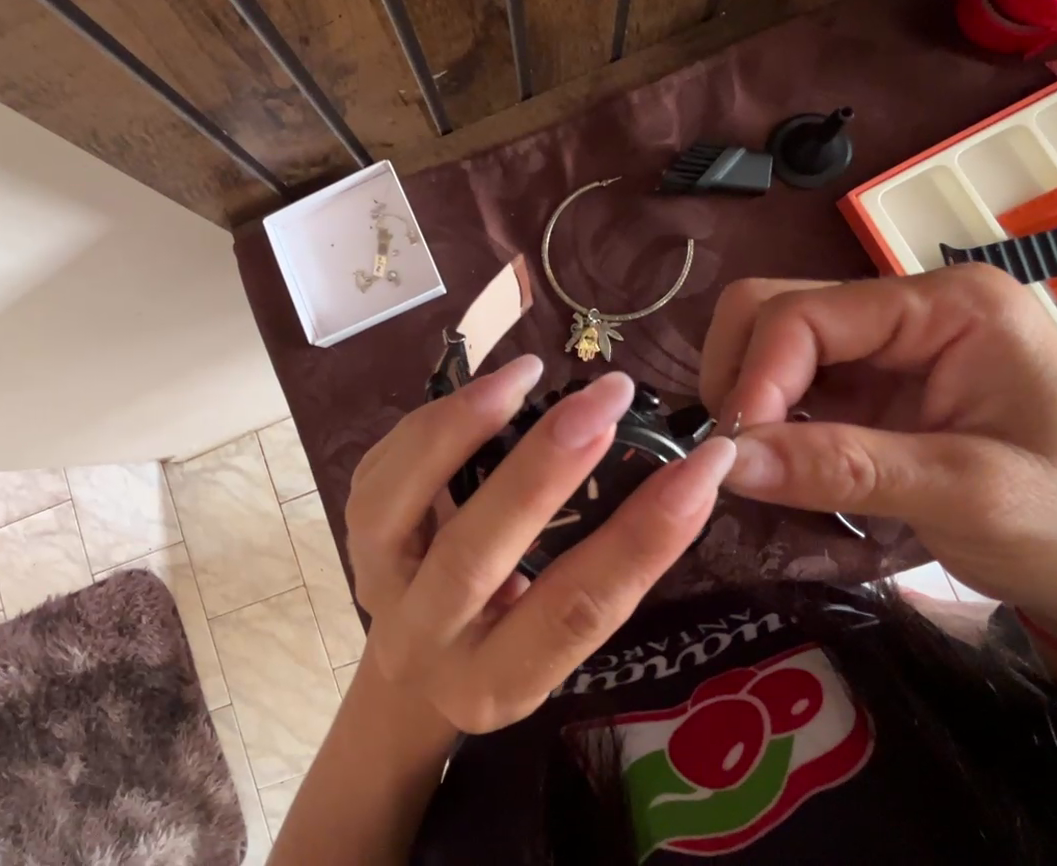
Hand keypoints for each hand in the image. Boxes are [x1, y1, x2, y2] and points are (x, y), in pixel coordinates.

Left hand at [347, 356, 734, 732]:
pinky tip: (485, 389)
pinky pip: (379, 471)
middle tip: (610, 396)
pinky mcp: (350, 538)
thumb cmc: (506, 649)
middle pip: (474, 553)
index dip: (645, 537)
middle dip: (544, 467)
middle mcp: (424, 640)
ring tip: (528, 373)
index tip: (706, 464)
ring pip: (396, 504)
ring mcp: (374, 586)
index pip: (576, 610)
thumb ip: (590, 576)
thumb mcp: (552, 642)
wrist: (412, 676)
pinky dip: (431, 423)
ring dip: (463, 428)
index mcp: (497, 682)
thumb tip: (665, 473)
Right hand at [698, 268, 1056, 670]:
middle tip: (736, 455)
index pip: (804, 314)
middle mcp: (911, 312)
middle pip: (773, 313)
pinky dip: (766, 427)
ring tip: (754, 468)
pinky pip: (789, 391)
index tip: (735, 455)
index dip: (755, 378)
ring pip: (770, 350)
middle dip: (739, 380)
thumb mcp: (970, 497)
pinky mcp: (873, 394)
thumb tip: (725, 461)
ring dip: (746, 404)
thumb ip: (844, 468)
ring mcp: (889, 352)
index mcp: (950, 305)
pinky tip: (775, 470)